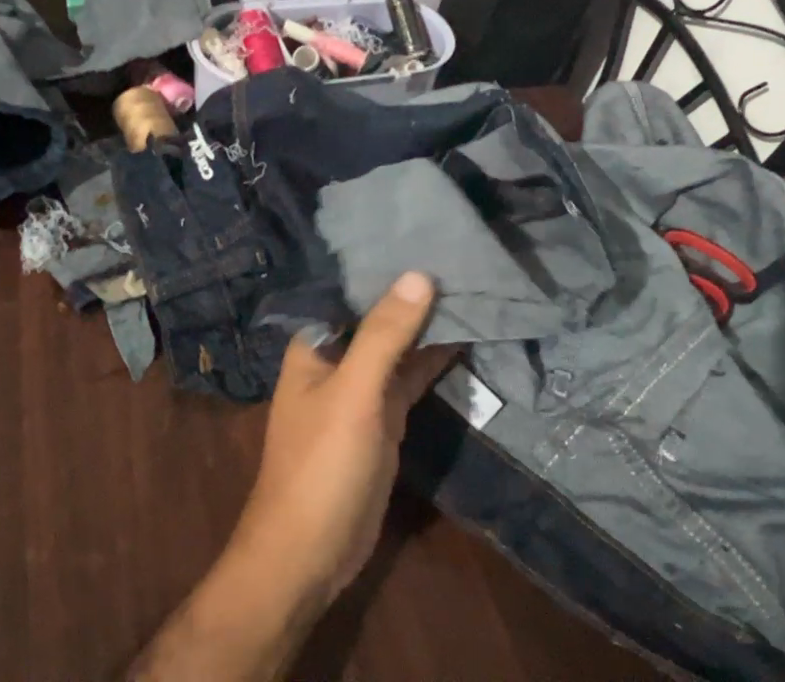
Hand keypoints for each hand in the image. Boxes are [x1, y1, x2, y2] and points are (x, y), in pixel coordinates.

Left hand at [231, 271, 457, 600]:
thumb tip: (419, 273)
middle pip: (378, 316)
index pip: (350, 289)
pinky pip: (411, 379)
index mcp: (314, 345)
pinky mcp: (383, 420)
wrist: (310, 553)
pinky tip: (467, 337)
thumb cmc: (321, 465)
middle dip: (415, 292)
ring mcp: (361, 391)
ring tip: (474, 284)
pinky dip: (435, 361)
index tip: (427, 231)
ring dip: (429, 325)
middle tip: (464, 253)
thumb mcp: (354, 394)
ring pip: (399, 347)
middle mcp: (336, 360)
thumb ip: (385, 335)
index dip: (384, 263)